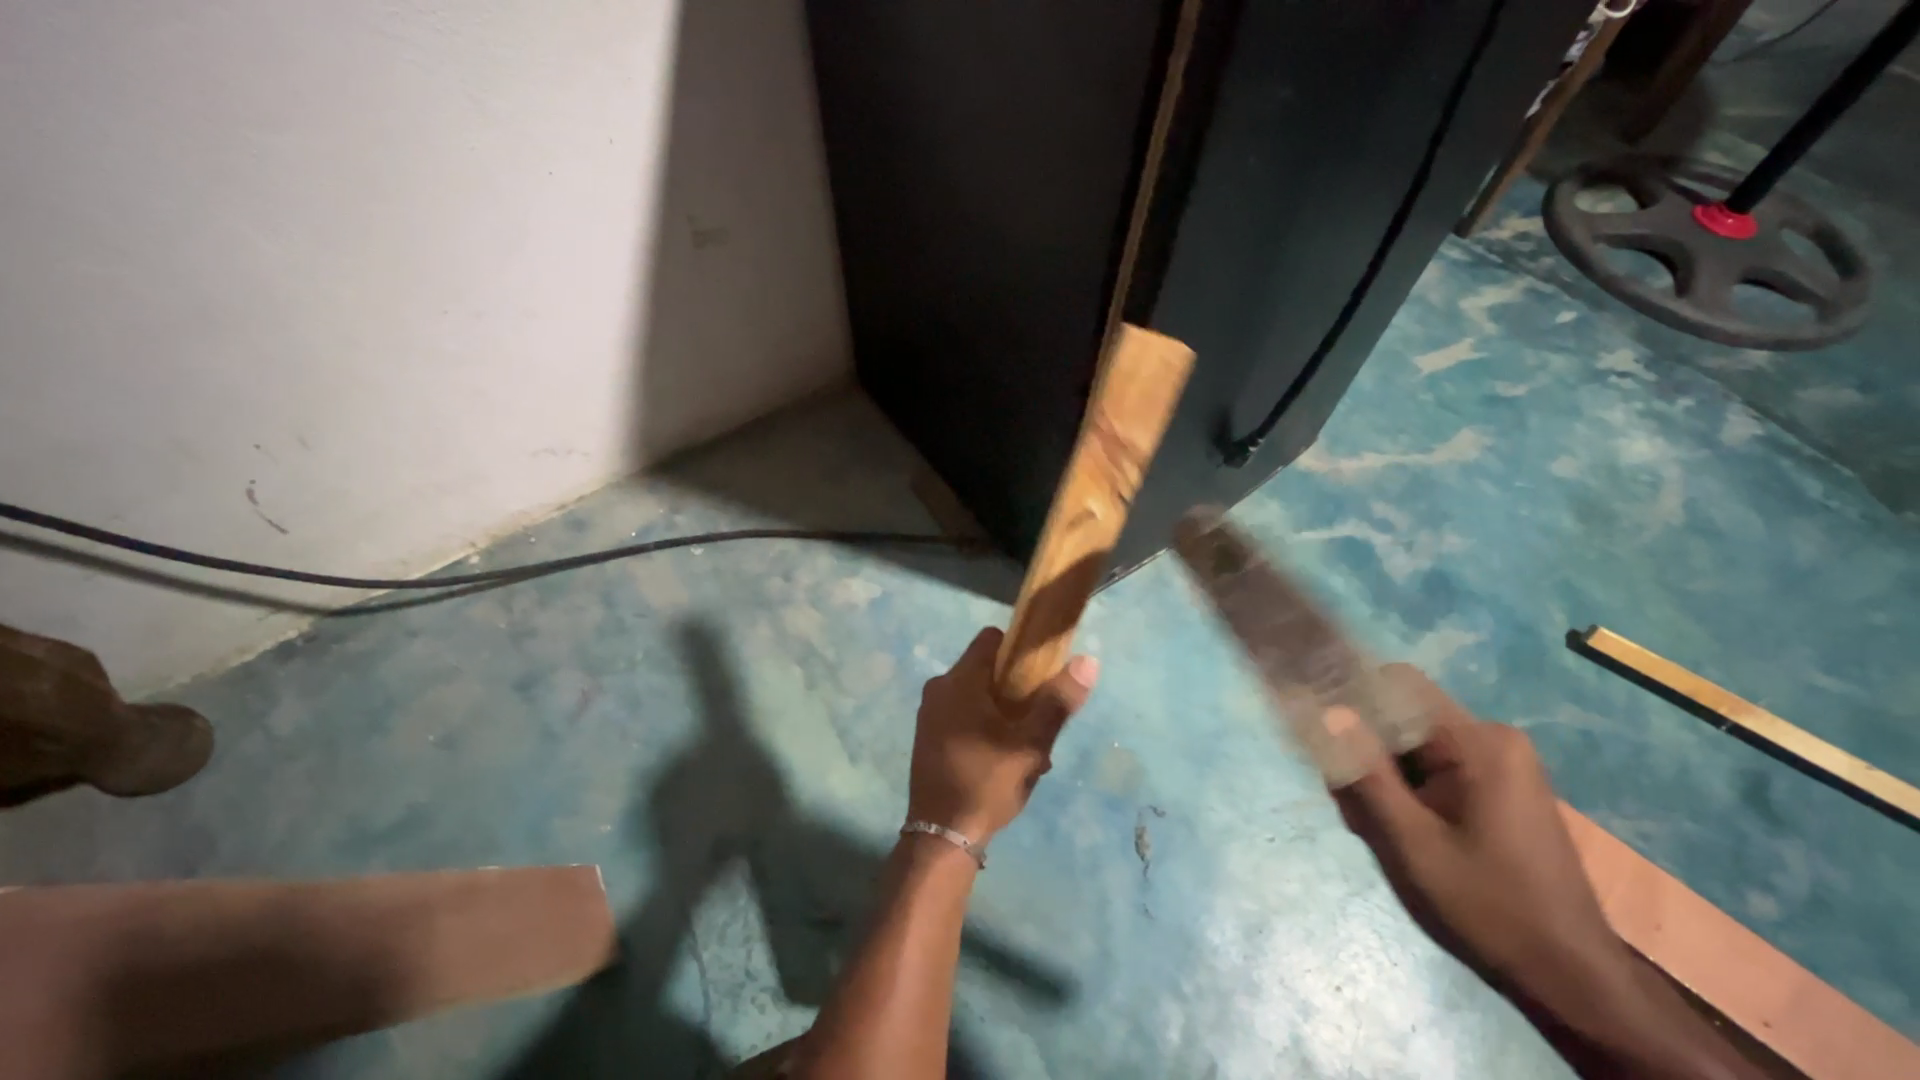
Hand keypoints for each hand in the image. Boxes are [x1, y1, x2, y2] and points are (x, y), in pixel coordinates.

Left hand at [906, 627, 1097, 844]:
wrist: (941, 837)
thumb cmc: (986, 783)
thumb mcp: (1030, 745)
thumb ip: (1057, 702)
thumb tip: (1087, 661)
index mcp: (958, 681)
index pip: (992, 639)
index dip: (1021, 650)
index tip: (1044, 675)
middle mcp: (938, 689)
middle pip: (987, 670)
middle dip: (1018, 690)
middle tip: (1041, 722)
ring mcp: (929, 715)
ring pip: (978, 697)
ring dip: (1006, 715)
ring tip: (1030, 749)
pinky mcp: (928, 738)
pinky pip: (964, 717)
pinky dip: (987, 728)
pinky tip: (1007, 761)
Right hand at [1331, 665, 1638, 1045]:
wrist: (1568, 972)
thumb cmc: (1487, 906)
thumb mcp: (1410, 843)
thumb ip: (1365, 773)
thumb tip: (1328, 712)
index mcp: (1478, 742)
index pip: (1397, 686)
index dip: (1350, 699)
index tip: (1322, 738)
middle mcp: (1493, 739)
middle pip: (1401, 721)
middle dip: (1366, 757)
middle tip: (1355, 814)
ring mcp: (1500, 764)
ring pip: (1412, 750)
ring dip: (1384, 782)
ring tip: (1380, 834)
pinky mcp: (1500, 788)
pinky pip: (1435, 770)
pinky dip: (1408, 795)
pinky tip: (1406, 837)